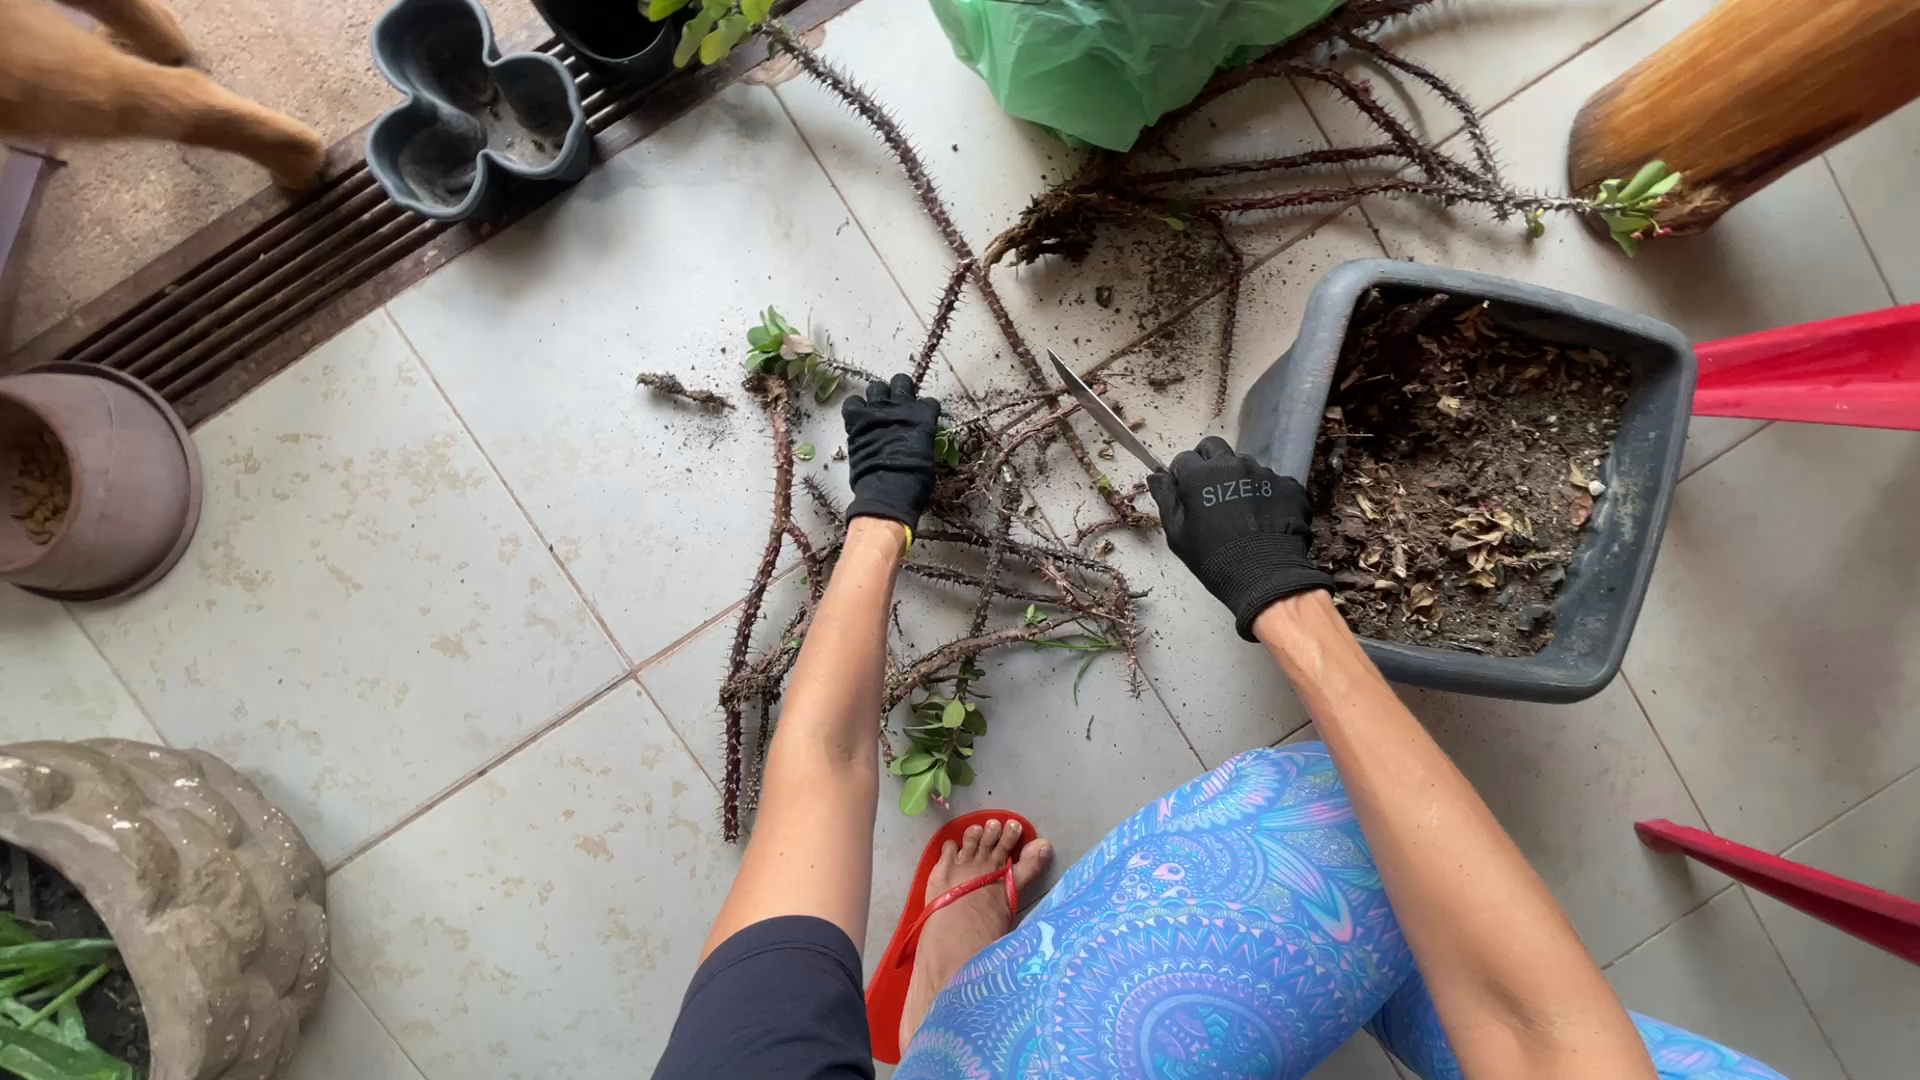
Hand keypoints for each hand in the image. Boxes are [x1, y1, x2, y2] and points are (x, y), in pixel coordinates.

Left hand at [842, 374, 940, 529]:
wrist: (889, 488)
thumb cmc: (915, 480)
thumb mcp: (927, 456)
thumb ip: (920, 440)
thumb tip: (914, 442)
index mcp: (924, 416)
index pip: (928, 402)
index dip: (924, 410)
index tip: (921, 419)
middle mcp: (902, 406)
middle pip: (901, 381)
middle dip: (900, 391)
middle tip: (896, 406)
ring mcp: (878, 410)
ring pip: (877, 387)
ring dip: (878, 398)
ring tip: (876, 411)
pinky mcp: (857, 419)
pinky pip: (853, 403)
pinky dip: (855, 409)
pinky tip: (858, 419)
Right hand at [1147, 436, 1332, 640]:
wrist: (1264, 575)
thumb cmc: (1211, 557)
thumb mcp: (1177, 533)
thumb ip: (1165, 498)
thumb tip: (1155, 474)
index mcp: (1200, 475)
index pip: (1184, 458)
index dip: (1181, 475)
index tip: (1184, 492)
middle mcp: (1232, 465)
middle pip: (1214, 447)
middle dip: (1208, 462)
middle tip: (1209, 490)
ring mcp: (1264, 473)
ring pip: (1244, 464)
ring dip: (1237, 478)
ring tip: (1240, 509)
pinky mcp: (1289, 485)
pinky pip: (1271, 482)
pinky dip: (1264, 494)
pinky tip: (1264, 518)